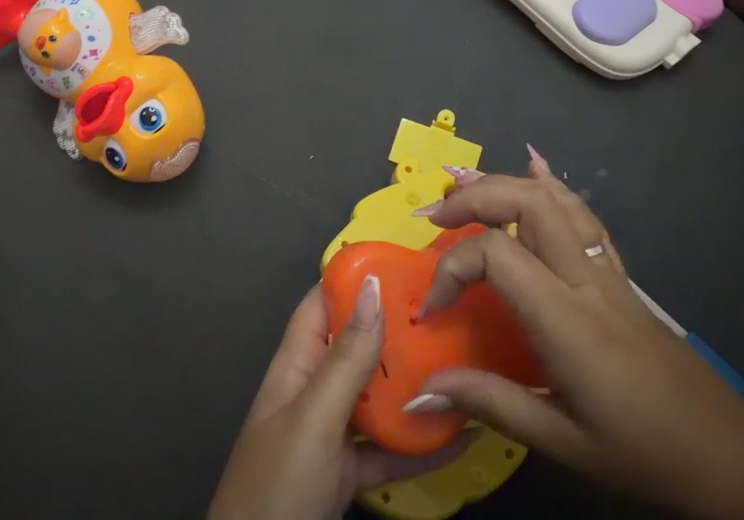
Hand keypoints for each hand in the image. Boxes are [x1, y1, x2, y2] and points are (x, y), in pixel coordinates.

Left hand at [209, 281, 469, 519]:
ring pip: (377, 399)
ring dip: (413, 386)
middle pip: (356, 350)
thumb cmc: (277, 481)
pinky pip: (388, 452)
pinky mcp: (347, 476)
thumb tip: (373, 288)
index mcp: (294, 367)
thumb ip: (347, 360)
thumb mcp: (314, 417)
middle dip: (396, 332)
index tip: (402, 261)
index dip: (353, 280)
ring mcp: (331, 436)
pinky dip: (421, 444)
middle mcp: (313, 393)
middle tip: (452, 312)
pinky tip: (462, 434)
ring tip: (465, 365)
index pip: (320, 307)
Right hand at [409, 150, 743, 519]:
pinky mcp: (622, 281)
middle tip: (435, 220)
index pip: (496, 254)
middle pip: (529, 203)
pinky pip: (585, 219)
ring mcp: (608, 276)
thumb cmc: (644, 454)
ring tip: (466, 190)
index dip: (452, 268)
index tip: (433, 309)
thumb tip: (421, 391)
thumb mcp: (563, 443)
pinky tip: (537, 171)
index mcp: (567, 322)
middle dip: (474, 198)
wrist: (731, 458)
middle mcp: (586, 283)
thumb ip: (491, 404)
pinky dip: (553, 189)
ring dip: (507, 185)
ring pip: (558, 201)